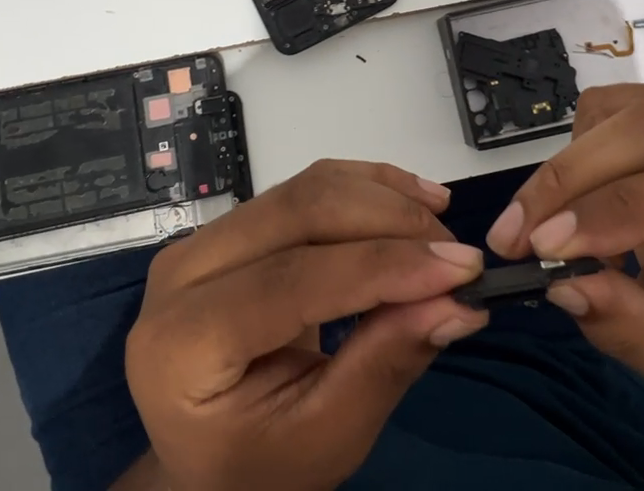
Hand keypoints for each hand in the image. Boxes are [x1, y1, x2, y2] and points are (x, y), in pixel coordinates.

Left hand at [126, 160, 488, 490]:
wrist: (209, 456)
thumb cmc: (262, 459)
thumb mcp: (326, 437)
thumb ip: (385, 364)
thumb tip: (458, 303)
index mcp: (183, 343)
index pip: (291, 281)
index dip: (383, 266)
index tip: (463, 267)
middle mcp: (180, 273)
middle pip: (297, 213)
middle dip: (391, 221)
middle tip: (459, 253)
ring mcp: (202, 241)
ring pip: (305, 188)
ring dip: (384, 196)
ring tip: (442, 221)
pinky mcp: (231, 226)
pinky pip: (305, 185)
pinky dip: (366, 185)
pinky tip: (413, 196)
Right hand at [485, 84, 643, 394]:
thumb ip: (634, 329)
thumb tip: (564, 284)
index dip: (624, 210)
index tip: (548, 246)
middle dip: (573, 179)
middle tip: (512, 235)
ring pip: (629, 112)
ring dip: (568, 166)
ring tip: (544, 229)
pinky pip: (613, 103)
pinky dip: (579, 145)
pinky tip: (585, 195)